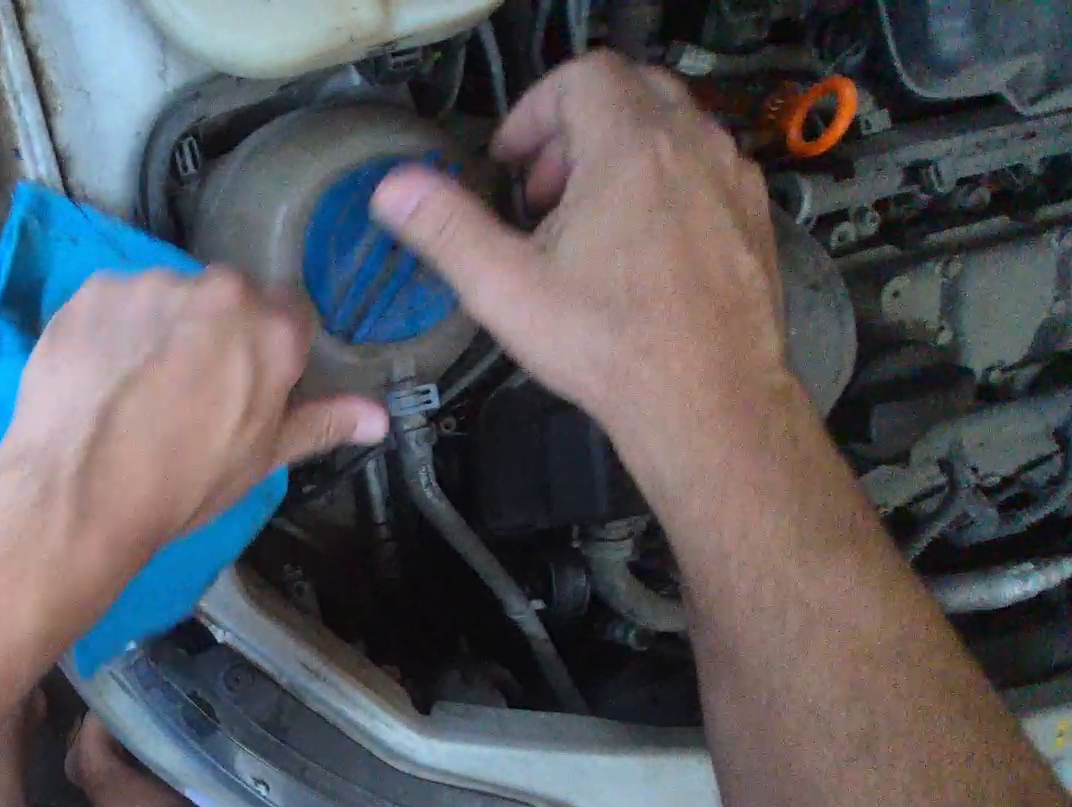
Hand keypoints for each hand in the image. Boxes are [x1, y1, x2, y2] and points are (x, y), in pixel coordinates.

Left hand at [0, 268, 388, 554]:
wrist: (78, 493)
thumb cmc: (181, 487)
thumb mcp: (258, 461)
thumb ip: (320, 424)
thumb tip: (379, 416)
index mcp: (270, 330)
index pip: (290, 316)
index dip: (267, 352)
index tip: (244, 385)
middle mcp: (215, 291)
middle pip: (226, 301)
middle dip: (214, 335)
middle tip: (184, 392)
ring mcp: (147, 286)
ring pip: (167, 299)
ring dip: (160, 330)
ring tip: (132, 389)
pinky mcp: (90, 293)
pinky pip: (114, 305)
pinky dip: (112, 333)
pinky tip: (97, 378)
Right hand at [368, 52, 793, 437]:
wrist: (702, 394)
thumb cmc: (608, 344)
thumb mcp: (502, 287)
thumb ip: (445, 229)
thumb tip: (395, 189)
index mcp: (629, 152)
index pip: (582, 76)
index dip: (531, 111)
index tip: (508, 162)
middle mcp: (691, 148)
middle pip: (626, 91)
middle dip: (568, 133)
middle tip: (536, 192)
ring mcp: (728, 178)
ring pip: (665, 128)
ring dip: (610, 158)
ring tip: (574, 224)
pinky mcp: (747, 213)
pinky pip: (697, 167)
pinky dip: (653, 184)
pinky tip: (624, 248)